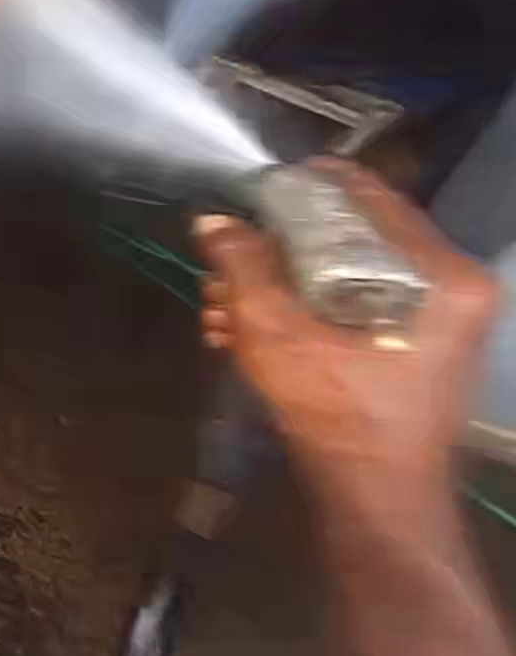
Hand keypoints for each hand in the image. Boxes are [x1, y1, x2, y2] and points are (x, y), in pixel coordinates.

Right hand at [193, 159, 498, 487]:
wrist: (369, 477)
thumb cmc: (332, 396)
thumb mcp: (270, 322)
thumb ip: (242, 264)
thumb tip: (213, 219)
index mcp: (434, 275)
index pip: (372, 198)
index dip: (309, 183)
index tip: (256, 179)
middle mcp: (441, 287)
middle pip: (338, 238)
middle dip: (264, 253)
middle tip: (218, 274)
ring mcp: (425, 315)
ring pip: (325, 271)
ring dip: (261, 287)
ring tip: (222, 316)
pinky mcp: (401, 337)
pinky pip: (332, 300)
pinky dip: (282, 310)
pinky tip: (241, 334)